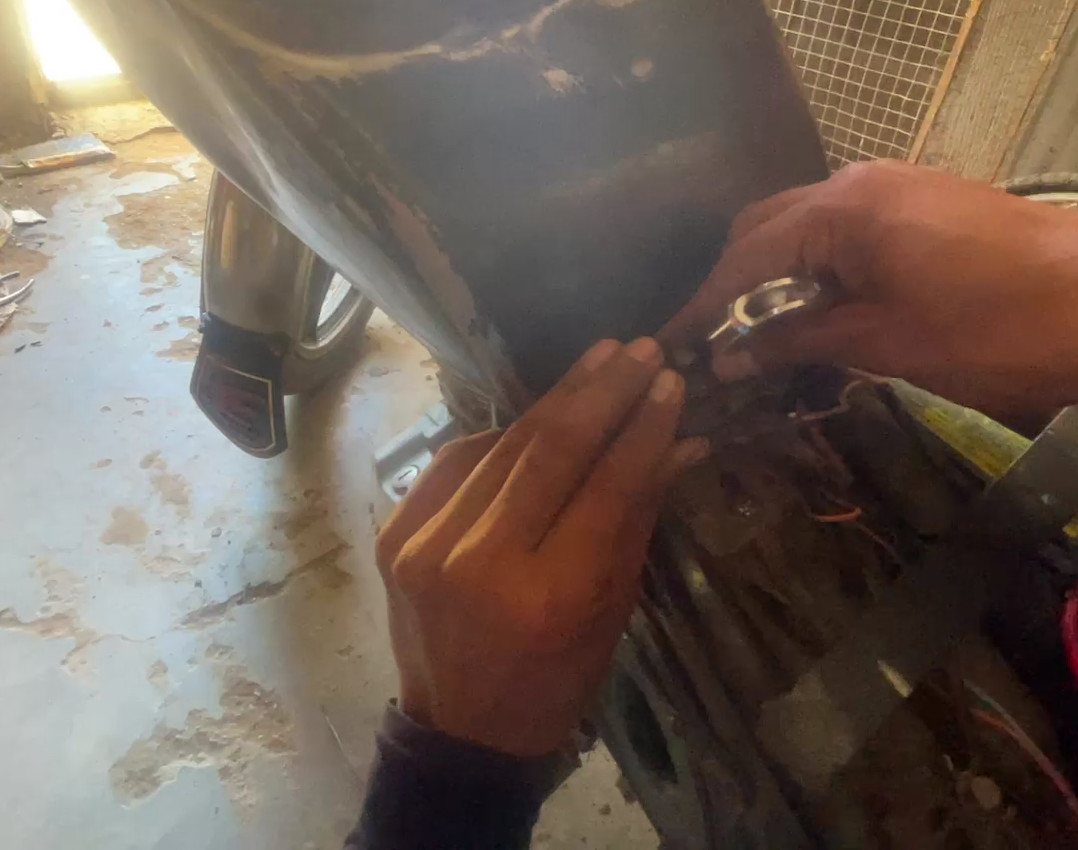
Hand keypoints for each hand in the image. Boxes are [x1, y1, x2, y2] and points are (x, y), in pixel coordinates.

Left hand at [374, 337, 708, 756]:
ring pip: (505, 444)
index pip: (607, 487)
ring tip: (600, 358)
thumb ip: (638, 515)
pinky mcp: (396, 532)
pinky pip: (459, 458)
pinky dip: (505, 433)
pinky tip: (542, 411)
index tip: (670, 382)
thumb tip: (681, 438)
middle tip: (639, 348)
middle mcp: (479, 562)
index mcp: (549, 598)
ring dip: (558, 397)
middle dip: (602, 391)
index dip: (643, 428)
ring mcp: (425, 543)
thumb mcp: (613, 607)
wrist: (461, 730)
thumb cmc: (557, 678)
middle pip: (550, 450)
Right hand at [661, 161, 1077, 414]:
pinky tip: (823, 307)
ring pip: (807, 228)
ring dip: (779, 277)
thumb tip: (727, 358)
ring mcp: (897, 186)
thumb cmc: (1001, 331)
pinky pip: (847, 231)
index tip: (669, 343)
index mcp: (841, 209)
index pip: (744, 257)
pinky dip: (820, 268)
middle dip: (735, 284)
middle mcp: (859, 181)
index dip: (703, 305)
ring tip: (765, 332)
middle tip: (719, 342)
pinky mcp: (926, 203)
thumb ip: (796, 339)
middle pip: (767, 228)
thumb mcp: (886, 343)